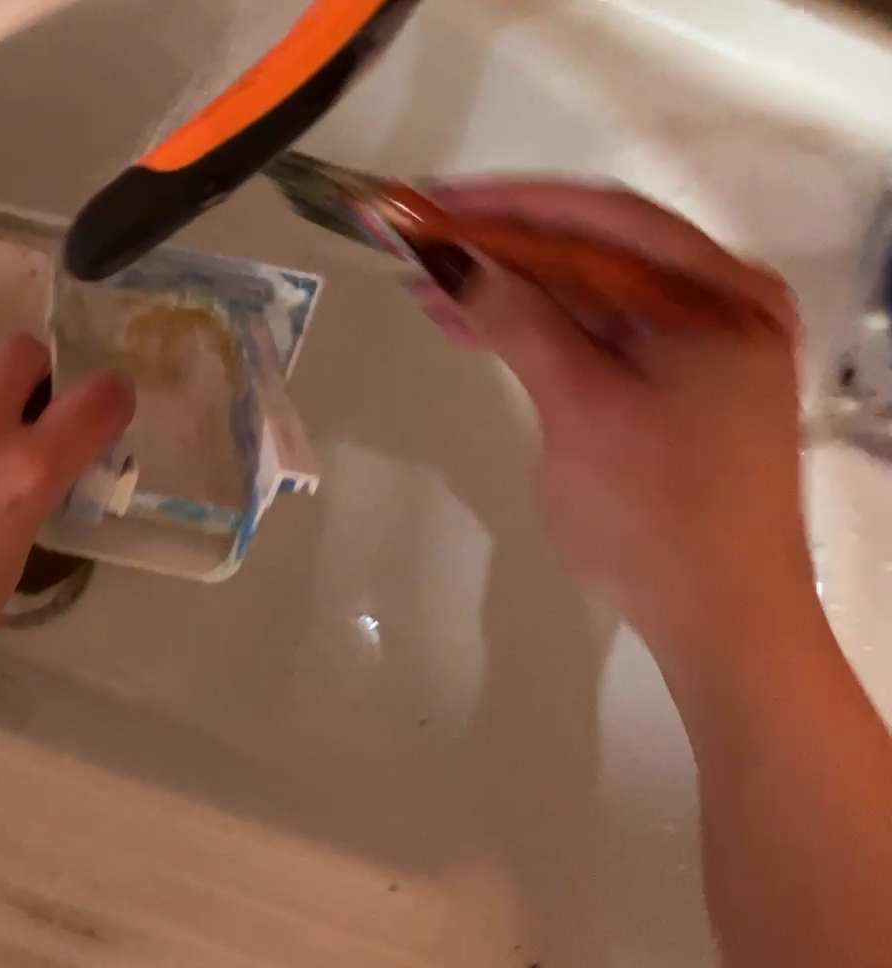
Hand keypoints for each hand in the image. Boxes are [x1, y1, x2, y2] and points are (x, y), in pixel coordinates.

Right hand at [421, 183, 811, 659]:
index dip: (506, 206)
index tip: (427, 207)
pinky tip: (466, 326)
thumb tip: (455, 258)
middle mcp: (708, 302)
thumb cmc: (652, 506)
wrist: (708, 602)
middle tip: (412, 244)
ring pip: (575, 293)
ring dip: (500, 288)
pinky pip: (578, 333)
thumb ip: (523, 323)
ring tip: (422, 290)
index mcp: (713, 294)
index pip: (599, 219)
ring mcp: (682, 343)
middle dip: (495, 246)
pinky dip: (521, 327)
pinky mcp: (652, 380)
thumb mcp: (581, 405)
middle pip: (587, 250)